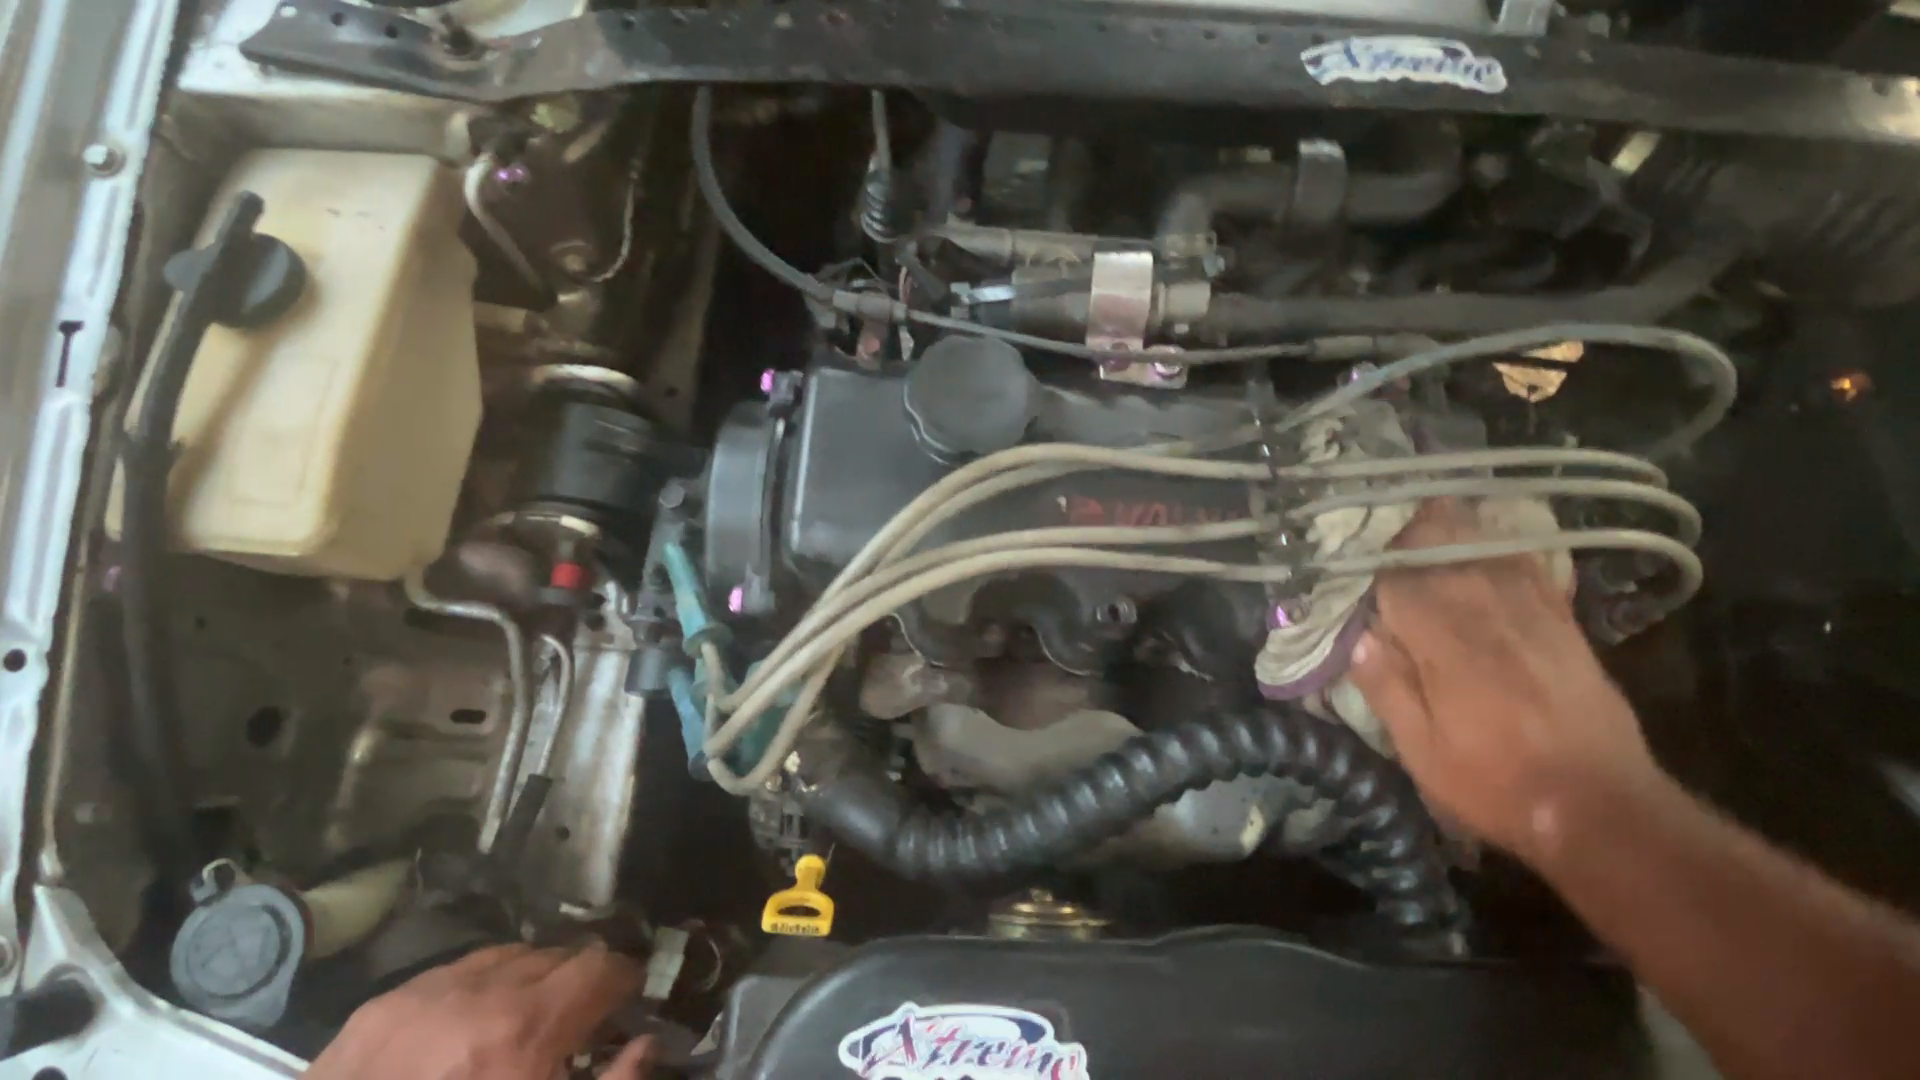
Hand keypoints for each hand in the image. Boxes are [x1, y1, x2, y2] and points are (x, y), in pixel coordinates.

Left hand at [303, 944, 653, 1079]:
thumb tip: (644, 1043)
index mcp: (526, 1032)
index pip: (601, 967)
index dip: (624, 979)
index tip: (627, 997)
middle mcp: (483, 993)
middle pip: (559, 955)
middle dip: (579, 980)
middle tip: (579, 1014)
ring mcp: (429, 991)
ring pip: (508, 956)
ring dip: (530, 977)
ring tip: (525, 1014)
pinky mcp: (384, 1003)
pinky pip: (453, 971)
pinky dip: (477, 987)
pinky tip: (469, 1022)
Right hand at [1349, 499, 1662, 864]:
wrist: (1601, 809)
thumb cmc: (1495, 785)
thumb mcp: (1422, 752)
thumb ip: (1389, 690)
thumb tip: (1359, 636)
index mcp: (1447, 647)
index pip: (1401, 582)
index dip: (1374, 558)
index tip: (1351, 542)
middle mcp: (1490, 619)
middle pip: (1447, 554)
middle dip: (1414, 528)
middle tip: (1387, 504)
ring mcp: (1535, 620)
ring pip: (1490, 554)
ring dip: (1459, 528)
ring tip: (1432, 504)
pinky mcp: (1567, 630)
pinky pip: (1535, 574)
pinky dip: (1511, 550)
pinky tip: (1499, 538)